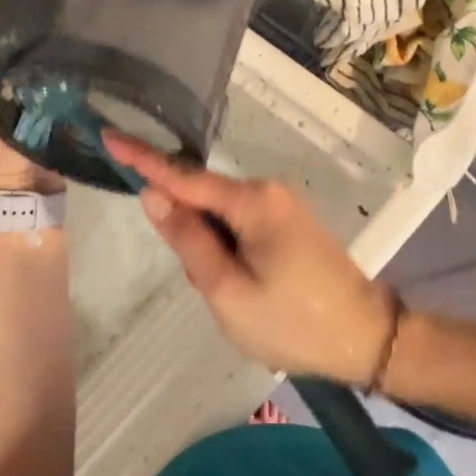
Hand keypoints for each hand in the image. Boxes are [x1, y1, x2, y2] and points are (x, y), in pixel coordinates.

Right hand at [104, 131, 398, 383]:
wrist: (368, 340)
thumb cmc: (293, 322)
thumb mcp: (227, 291)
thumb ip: (187, 241)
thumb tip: (153, 195)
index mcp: (252, 202)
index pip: (182, 176)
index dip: (141, 158)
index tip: (107, 135)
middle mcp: (266, 191)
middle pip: (199, 197)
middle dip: (183, 229)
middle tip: (207, 284)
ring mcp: (279, 206)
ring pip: (216, 215)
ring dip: (206, 247)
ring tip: (234, 295)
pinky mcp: (285, 223)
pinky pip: (235, 224)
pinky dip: (223, 247)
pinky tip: (242, 283)